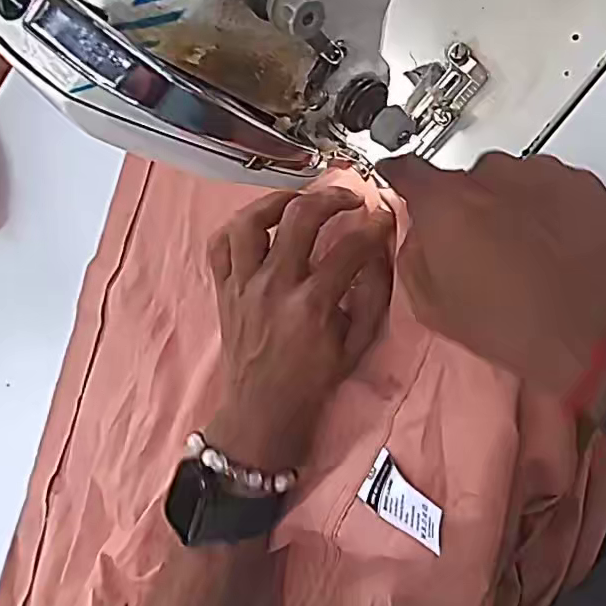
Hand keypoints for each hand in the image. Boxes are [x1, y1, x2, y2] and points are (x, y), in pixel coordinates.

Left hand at [204, 186, 393, 470]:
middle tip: (350, 197)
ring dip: (279, 200)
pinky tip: (260, 224)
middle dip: (333, 197)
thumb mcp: (358, 344)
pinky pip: (219, 245)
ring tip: (300, 200)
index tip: (385, 216)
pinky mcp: (223, 289)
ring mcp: (243, 285)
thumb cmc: (313, 378)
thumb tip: (379, 252)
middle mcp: (274, 287)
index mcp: (312, 304)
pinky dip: (237, 226)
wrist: (262, 408)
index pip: (350, 248)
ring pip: (252, 221)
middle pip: (301, 218)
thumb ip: (374, 296)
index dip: (375, 226)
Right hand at [378, 153, 605, 396]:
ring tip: (524, 252)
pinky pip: (547, 185)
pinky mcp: (576, 181)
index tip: (400, 175)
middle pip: (463, 179)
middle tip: (482, 248)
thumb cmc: (516, 324)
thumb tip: (417, 238)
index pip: (406, 168)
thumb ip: (413, 255)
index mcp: (445, 203)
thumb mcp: (433, 306)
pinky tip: (550, 245)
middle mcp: (488, 176)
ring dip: (509, 206)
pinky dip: (546, 207)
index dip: (400, 175)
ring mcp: (536, 174)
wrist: (592, 331)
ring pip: (508, 180)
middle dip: (468, 207)